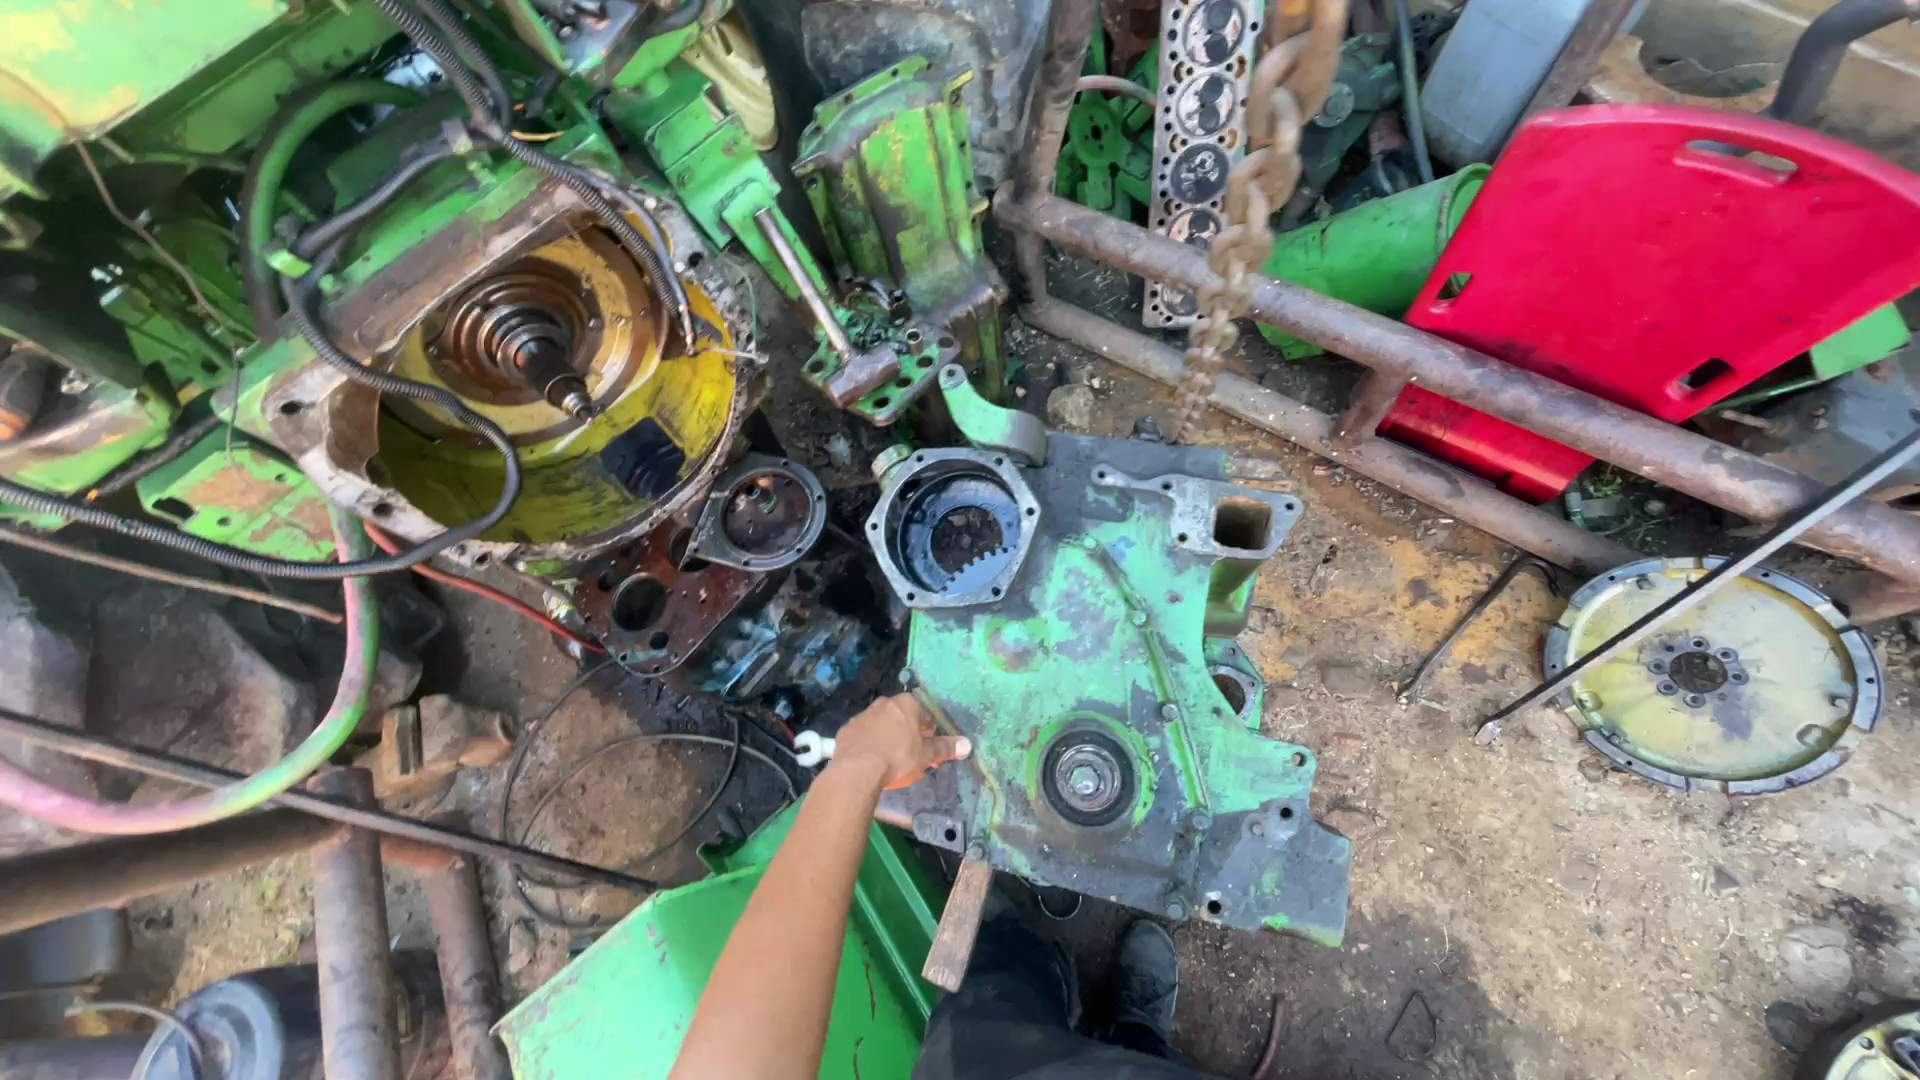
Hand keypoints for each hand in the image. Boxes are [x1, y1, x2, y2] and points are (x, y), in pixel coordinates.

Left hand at [829, 693, 970, 790]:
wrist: (858, 768)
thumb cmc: (898, 756)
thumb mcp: (925, 754)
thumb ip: (945, 748)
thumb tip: (967, 744)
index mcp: (907, 704)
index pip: (925, 715)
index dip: (929, 732)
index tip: (927, 748)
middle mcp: (885, 703)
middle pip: (902, 716)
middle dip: (907, 732)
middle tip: (910, 753)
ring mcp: (864, 714)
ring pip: (881, 723)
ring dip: (886, 735)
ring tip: (888, 757)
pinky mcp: (848, 728)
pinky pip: (863, 733)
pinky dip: (868, 742)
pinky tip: (870, 758)